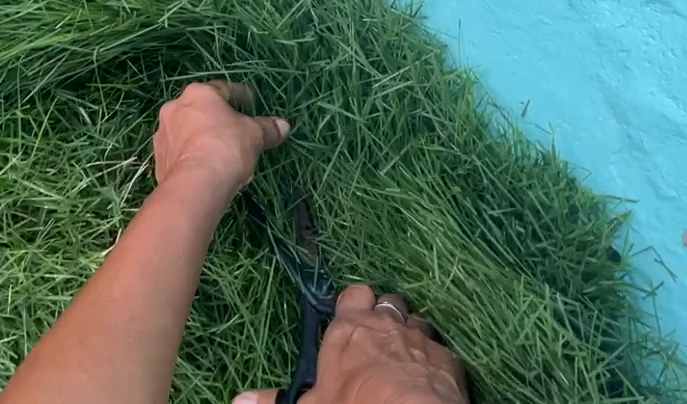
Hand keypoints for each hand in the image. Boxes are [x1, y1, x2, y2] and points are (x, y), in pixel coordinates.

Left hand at [152, 81, 289, 198]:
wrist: (195, 184)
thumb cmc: (226, 147)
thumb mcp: (254, 135)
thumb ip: (267, 128)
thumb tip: (284, 126)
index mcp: (198, 93)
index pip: (223, 89)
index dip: (240, 97)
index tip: (251, 105)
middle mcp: (175, 107)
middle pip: (201, 110)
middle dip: (217, 120)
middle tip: (235, 132)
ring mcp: (163, 134)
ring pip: (186, 131)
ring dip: (200, 139)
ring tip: (219, 154)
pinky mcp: (158, 159)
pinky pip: (179, 153)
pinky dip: (191, 157)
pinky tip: (205, 169)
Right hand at [236, 285, 468, 403]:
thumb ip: (275, 401)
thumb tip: (237, 400)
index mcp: (349, 328)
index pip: (354, 294)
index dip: (357, 305)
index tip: (355, 319)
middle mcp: (386, 323)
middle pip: (389, 302)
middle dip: (387, 317)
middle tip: (382, 341)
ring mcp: (421, 339)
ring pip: (419, 323)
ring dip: (414, 338)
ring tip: (409, 361)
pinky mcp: (450, 361)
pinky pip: (443, 353)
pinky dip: (438, 364)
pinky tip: (435, 381)